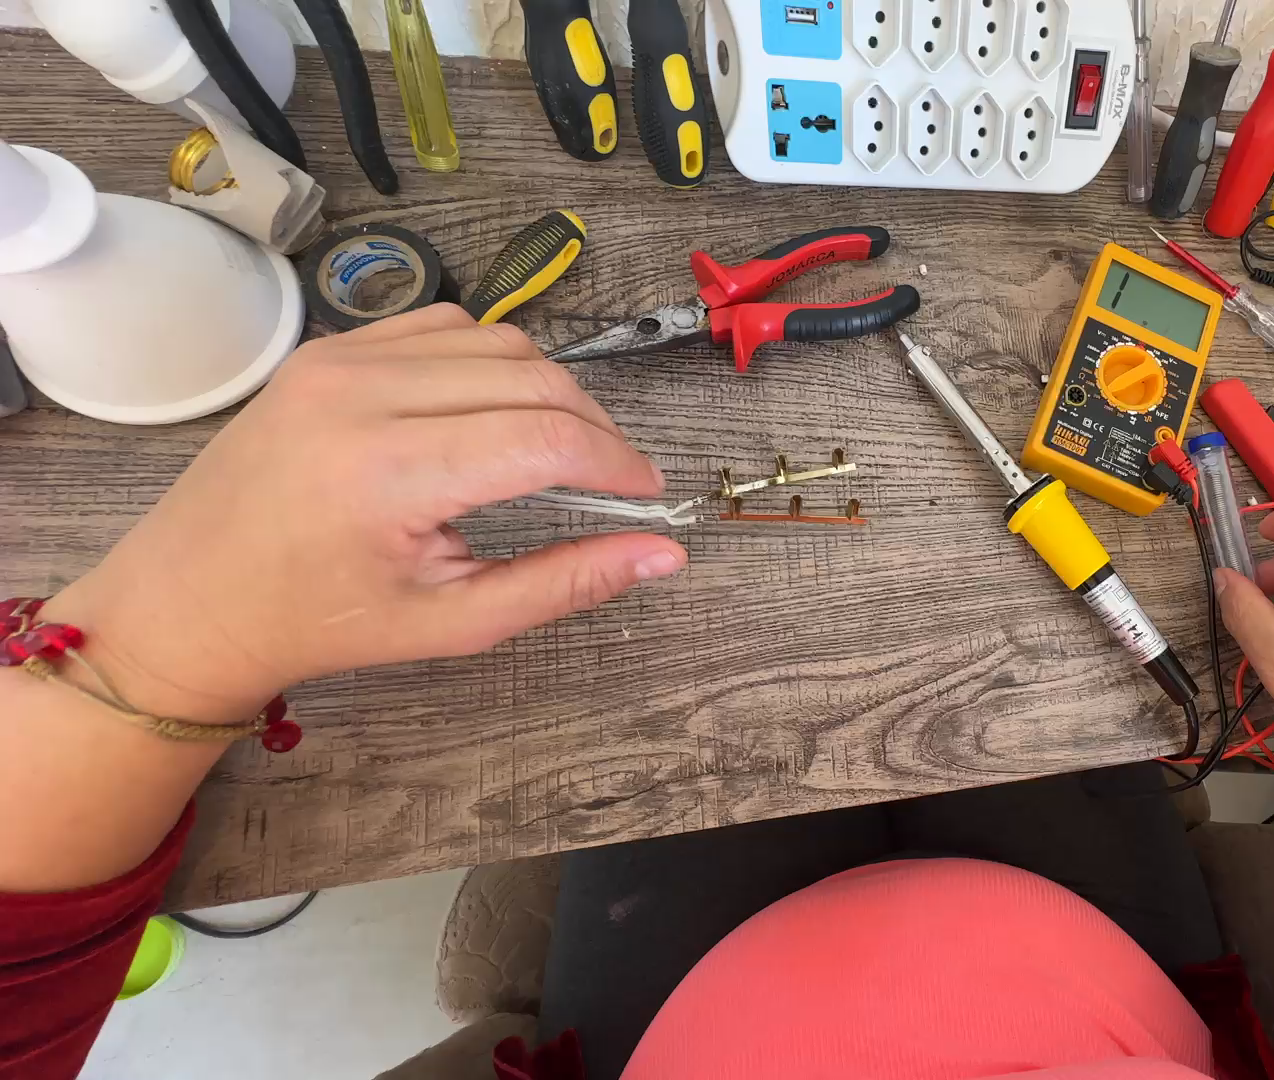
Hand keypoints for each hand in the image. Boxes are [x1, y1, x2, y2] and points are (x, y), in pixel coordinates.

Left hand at [42, 305, 687, 725]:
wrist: (187, 599)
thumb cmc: (328, 621)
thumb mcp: (461, 622)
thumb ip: (572, 582)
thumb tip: (667, 555)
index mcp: (388, 473)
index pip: (548, 440)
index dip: (620, 463)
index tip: (649, 494)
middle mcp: (361, 394)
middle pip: (538, 383)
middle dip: (600, 432)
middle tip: (616, 481)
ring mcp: (340, 359)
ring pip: (506, 345)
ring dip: (558, 394)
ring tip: (565, 448)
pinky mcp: (333, 348)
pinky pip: (454, 327)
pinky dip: (504, 364)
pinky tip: (503, 411)